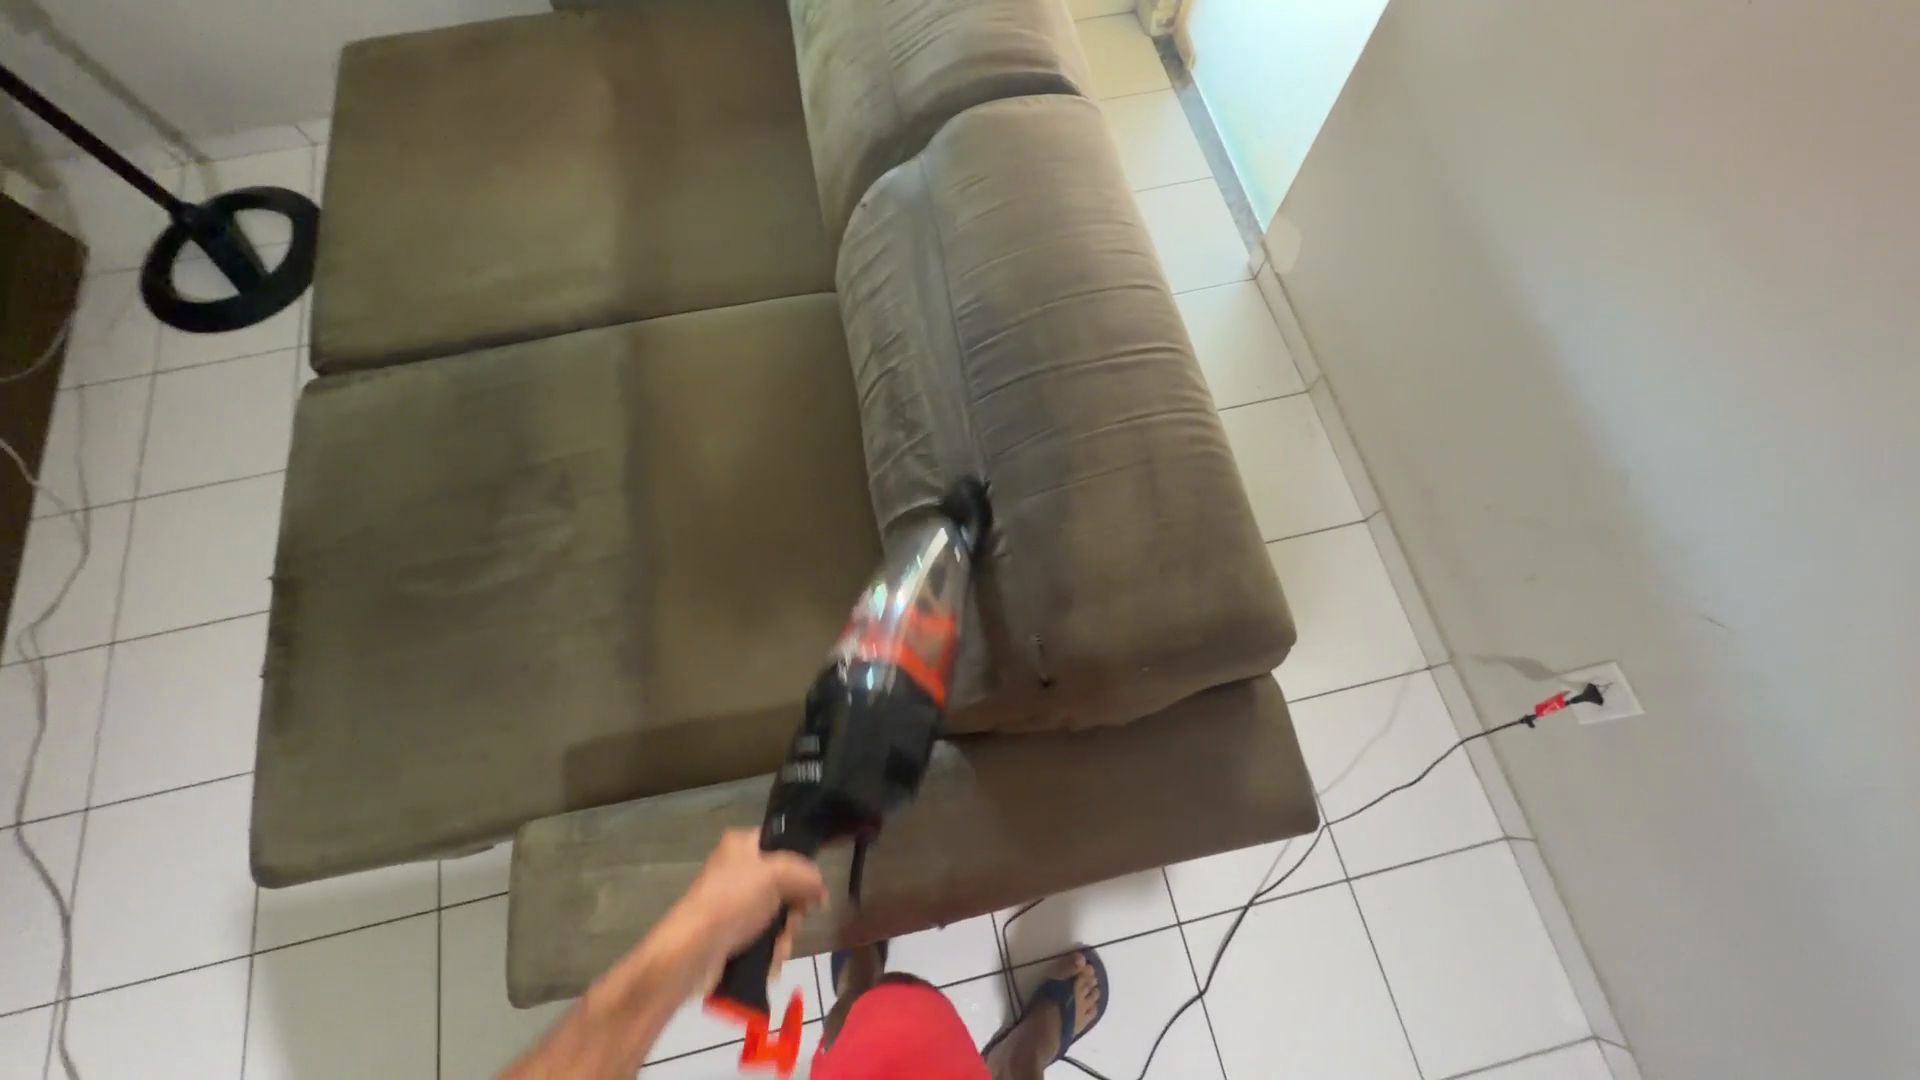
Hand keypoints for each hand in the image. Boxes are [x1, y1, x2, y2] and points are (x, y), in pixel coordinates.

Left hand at [652, 830, 828, 991]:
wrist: (693, 949)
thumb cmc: (733, 900)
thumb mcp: (776, 874)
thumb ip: (805, 874)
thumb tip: (821, 889)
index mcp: (741, 845)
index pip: (781, 842)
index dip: (801, 863)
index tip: (814, 885)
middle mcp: (737, 870)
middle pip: (783, 883)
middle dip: (794, 907)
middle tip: (796, 919)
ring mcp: (733, 903)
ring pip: (776, 912)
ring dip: (785, 932)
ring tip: (781, 946)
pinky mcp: (730, 932)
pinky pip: (762, 934)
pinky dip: (772, 946)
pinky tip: (774, 957)